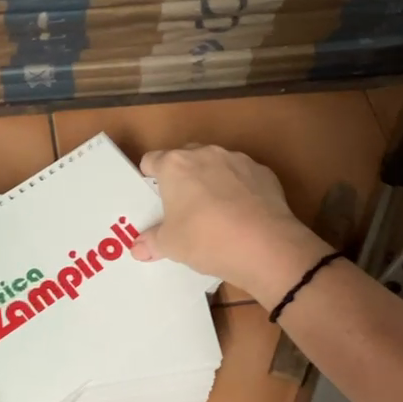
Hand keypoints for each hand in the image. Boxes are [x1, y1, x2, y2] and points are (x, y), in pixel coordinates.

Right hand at [134, 145, 333, 305]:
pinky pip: (243, 177)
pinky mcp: (263, 172)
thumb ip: (151, 242)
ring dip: (212, 181)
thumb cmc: (206, 240)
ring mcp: (238, 160)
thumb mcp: (171, 246)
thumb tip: (137, 248)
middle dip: (182, 177)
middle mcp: (206, 153)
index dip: (150, 178)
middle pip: (185, 157)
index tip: (155, 198)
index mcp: (175, 165)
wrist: (265, 247)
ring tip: (216, 213)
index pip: (151, 160)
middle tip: (183, 208)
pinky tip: (243, 216)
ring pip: (216, 165)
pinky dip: (240, 190)